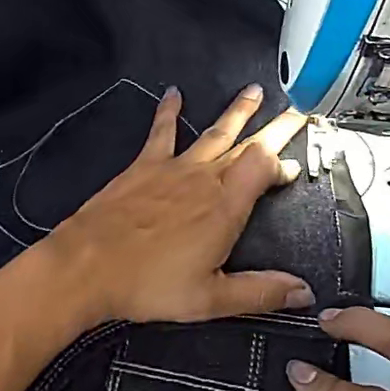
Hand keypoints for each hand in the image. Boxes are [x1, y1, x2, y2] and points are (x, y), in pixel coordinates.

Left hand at [45, 84, 312, 325]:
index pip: (265, 168)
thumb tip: (302, 292)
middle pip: (248, 144)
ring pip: (214, 132)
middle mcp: (204, 180)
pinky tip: (174, 94)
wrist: (87, 266)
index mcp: (225, 208)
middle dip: (276, 127)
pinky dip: (169, 111)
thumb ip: (260, 293)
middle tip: (297, 111)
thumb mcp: (211, 299)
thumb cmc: (148, 284)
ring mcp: (173, 169)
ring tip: (255, 91)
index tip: (293, 169)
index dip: (283, 165)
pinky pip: (162, 132)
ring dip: (237, 111)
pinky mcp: (144, 167)